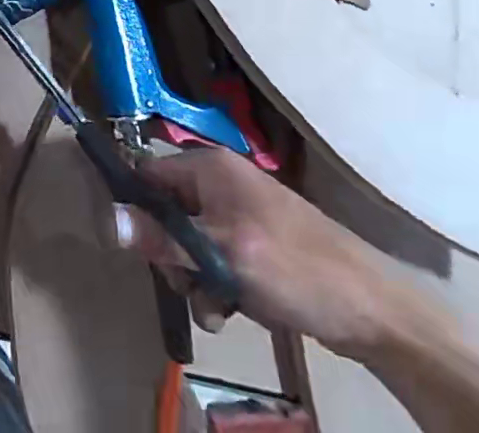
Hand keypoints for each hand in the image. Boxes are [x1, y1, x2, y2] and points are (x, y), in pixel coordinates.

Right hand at [114, 146, 429, 359]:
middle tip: (188, 279)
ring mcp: (236, 213)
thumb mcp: (222, 255)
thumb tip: (108, 219)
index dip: (132, 206)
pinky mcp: (249, 243)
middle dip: (170, 253)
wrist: (370, 308)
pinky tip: (230, 309)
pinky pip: (211, 259)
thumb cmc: (294, 269)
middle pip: (164, 212)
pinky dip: (213, 285)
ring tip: (216, 303)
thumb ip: (164, 238)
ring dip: (193, 277)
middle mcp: (219, 183)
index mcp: (211, 168)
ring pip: (186, 242)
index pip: (147, 174)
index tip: (129, 245)